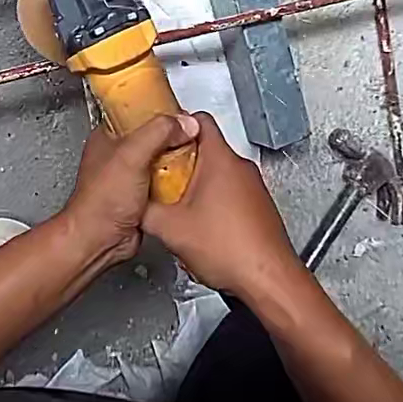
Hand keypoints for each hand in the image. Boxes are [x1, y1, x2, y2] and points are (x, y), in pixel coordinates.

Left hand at [54, 113, 200, 265]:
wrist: (99, 240)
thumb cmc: (100, 201)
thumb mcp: (131, 155)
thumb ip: (158, 133)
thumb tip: (184, 123)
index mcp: (109, 137)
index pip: (137, 112)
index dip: (159, 109)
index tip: (180, 111)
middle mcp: (119, 154)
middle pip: (153, 135)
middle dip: (172, 136)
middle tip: (191, 135)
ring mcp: (131, 175)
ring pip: (161, 159)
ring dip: (177, 160)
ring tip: (194, 155)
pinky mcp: (142, 195)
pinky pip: (166, 182)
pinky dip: (177, 181)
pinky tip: (188, 181)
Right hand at [142, 112, 297, 295]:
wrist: (268, 281)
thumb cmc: (230, 249)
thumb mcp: (170, 228)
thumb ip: (145, 210)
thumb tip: (134, 205)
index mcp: (220, 159)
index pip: (199, 120)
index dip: (176, 124)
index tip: (160, 135)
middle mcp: (240, 167)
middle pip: (205, 147)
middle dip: (180, 159)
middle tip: (160, 175)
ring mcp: (253, 187)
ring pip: (217, 171)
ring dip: (195, 182)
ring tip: (177, 203)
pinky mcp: (258, 207)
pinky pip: (229, 191)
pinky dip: (212, 199)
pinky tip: (200, 223)